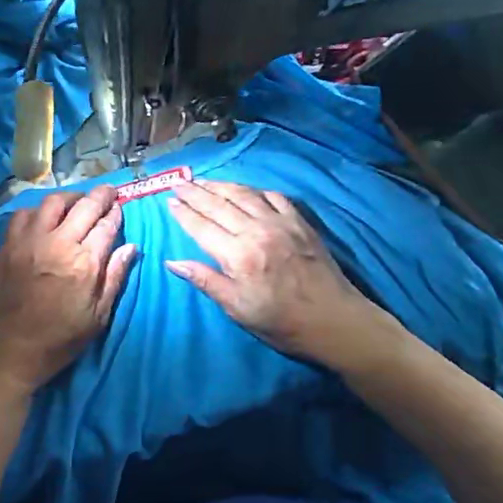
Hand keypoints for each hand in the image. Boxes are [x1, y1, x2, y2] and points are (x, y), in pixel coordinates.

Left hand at [0, 184, 137, 391]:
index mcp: (84, 263)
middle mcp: (58, 243)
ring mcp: (30, 241)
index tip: (120, 208)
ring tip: (78, 202)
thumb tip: (131, 247)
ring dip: (70, 198)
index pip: (106, 225)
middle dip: (100, 196)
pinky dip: (39, 210)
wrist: (13, 348)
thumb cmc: (61, 338)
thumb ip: (115, 277)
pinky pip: (25, 214)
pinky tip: (46, 217)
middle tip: (108, 193)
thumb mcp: (99, 316)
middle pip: (84, 206)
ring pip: (53, 202)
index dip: (115, 214)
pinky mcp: (9, 245)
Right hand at [165, 181, 387, 364]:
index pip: (202, 226)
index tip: (169, 201)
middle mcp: (257, 231)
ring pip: (244, 194)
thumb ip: (206, 280)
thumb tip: (173, 262)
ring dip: (221, 185)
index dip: (184, 213)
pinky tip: (245, 189)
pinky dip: (255, 190)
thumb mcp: (236, 309)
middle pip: (219, 205)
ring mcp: (281, 223)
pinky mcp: (300, 222)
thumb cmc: (280, 321)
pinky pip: (273, 196)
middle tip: (178, 182)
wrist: (333, 320)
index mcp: (238, 255)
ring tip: (202, 180)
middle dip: (195, 192)